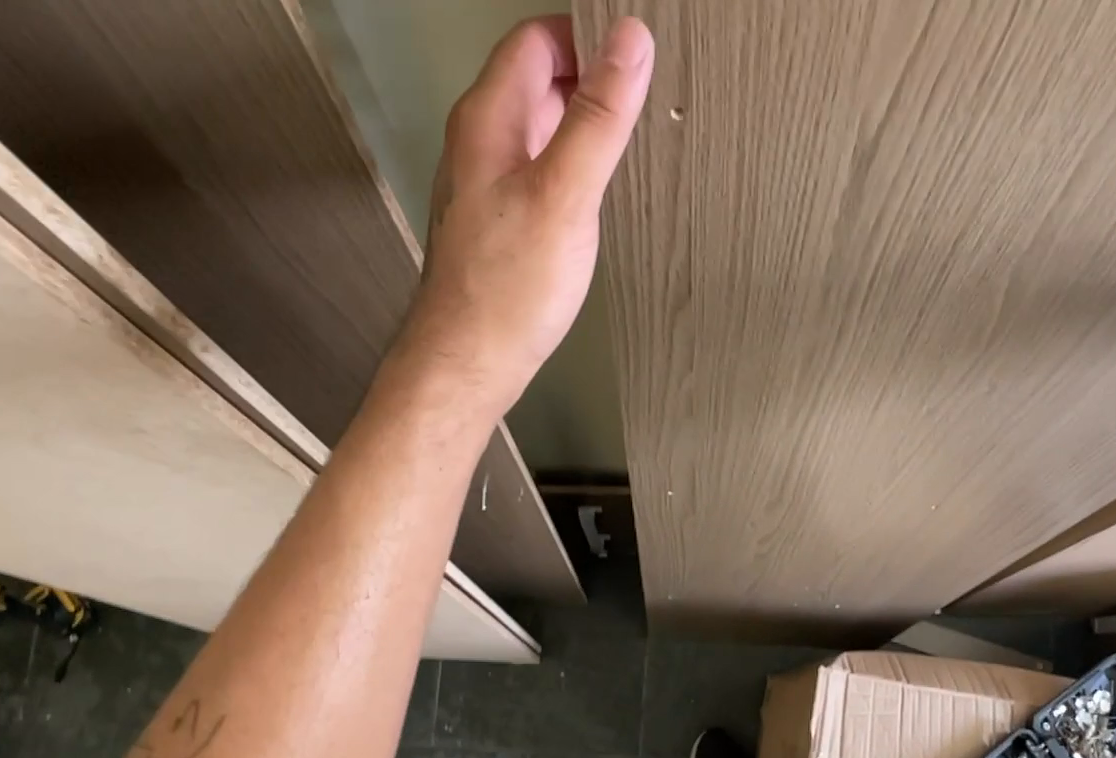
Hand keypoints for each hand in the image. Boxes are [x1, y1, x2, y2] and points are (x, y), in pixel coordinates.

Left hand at [389, 15, 652, 421]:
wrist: (469, 362)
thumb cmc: (509, 287)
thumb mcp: (564, 195)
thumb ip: (598, 118)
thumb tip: (631, 41)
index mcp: (488, 120)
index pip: (536, 39)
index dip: (587, 36)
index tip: (638, 53)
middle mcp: (480, 143)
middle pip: (537, 79)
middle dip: (592, 76)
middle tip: (646, 97)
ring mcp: (487, 183)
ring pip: (539, 126)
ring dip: (583, 121)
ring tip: (632, 137)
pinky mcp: (499, 220)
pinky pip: (539, 167)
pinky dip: (572, 162)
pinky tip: (598, 189)